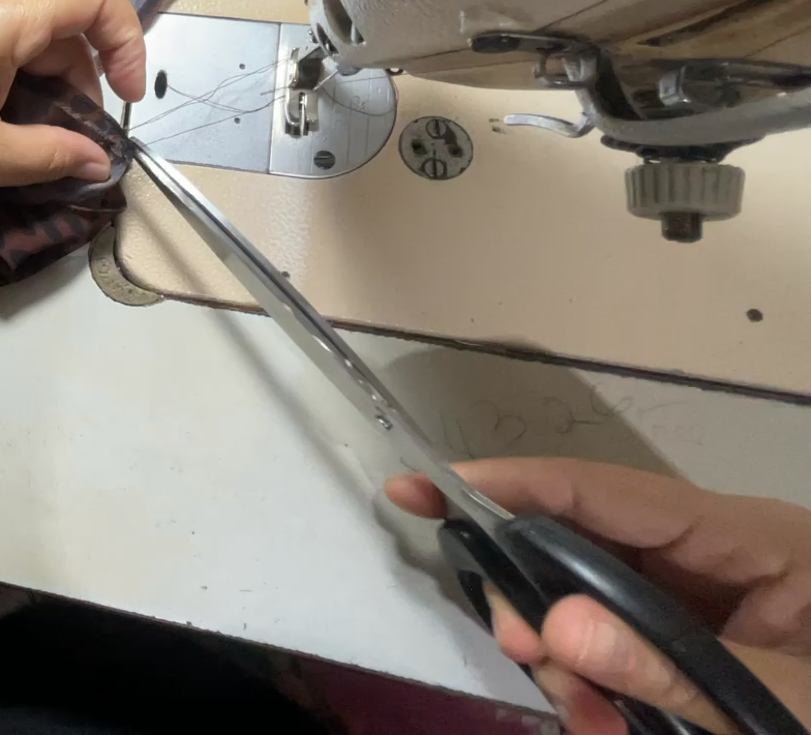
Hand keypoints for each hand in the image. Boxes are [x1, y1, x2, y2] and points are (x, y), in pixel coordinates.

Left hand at [0, 0, 146, 207]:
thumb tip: (100, 161)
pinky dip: (3, 75)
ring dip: (38, 82)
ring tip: (17, 140)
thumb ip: (51, 155)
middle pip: (57, 20)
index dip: (129, 42)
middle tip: (65, 141)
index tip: (124, 99)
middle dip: (77, 78)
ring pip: (19, 32)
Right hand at [387, 459, 810, 733]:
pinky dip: (593, 685)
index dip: (502, 480)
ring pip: (580, 600)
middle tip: (516, 646)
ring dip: (562, 656)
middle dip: (531, 595)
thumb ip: (685, 670)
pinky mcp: (687, 643)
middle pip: (573, 545)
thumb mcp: (807, 705)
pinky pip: (609, 645)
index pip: (594, 488)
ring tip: (582, 713)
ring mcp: (693, 601)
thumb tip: (552, 627)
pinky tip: (601, 721)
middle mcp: (703, 554)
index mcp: (746, 537)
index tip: (420, 485)